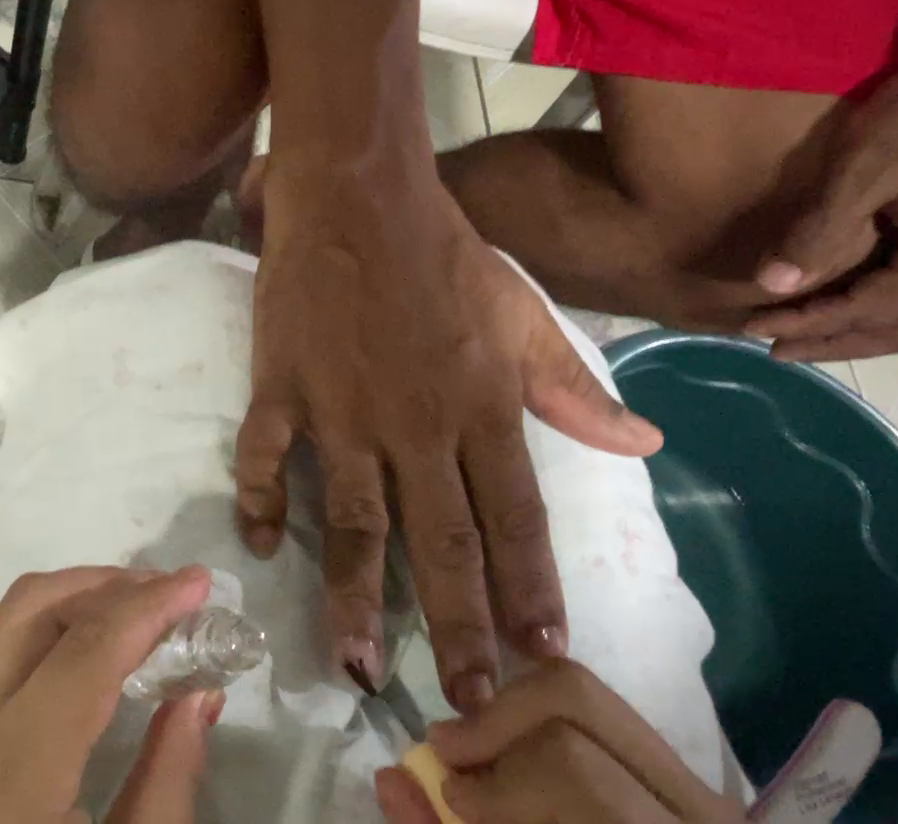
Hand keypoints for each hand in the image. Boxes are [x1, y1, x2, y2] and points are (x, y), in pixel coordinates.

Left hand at [0, 566, 221, 823]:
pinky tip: (87, 654)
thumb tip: (200, 695)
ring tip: (137, 613)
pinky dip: (43, 636)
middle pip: (31, 608)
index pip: (86, 649)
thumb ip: (166, 780)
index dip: (149, 606)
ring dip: (74, 603)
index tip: (199, 581)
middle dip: (107, 585)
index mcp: (7, 772)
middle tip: (168, 593)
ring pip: (3, 624)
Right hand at [236, 160, 663, 710]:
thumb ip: (569, 381)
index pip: (515, 517)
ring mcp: (341, 412)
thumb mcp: (519, 309)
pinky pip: (265, 457)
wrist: (357, 198)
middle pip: (439, 540)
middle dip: (454, 625)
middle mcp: (415, 425)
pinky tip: (257, 542)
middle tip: (462, 699)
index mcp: (480, 406)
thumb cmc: (441, 250)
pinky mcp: (282, 389)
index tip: (539, 655)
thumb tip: (639, 441)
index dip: (529, 589)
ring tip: (351, 661)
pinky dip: (259, 501)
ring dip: (352, 595)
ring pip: (351, 520)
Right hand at [375, 659, 744, 823]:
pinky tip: (520, 775)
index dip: (497, 778)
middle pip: (578, 701)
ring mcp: (703, 795)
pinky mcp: (688, 785)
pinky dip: (535, 729)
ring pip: (587, 694)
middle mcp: (700, 813)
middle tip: (452, 757)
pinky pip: (597, 717)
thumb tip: (393, 778)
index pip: (571, 767)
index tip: (454, 800)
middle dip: (496, 722)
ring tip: (483, 762)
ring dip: (511, 717)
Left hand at [748, 38, 897, 360]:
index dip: (809, 325)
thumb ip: (819, 230)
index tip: (753, 330)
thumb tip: (773, 285)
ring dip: (870, 335)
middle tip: (774, 349)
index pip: (870, 311)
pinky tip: (866, 313)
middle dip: (836, 342)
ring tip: (810, 339)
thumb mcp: (862, 170)